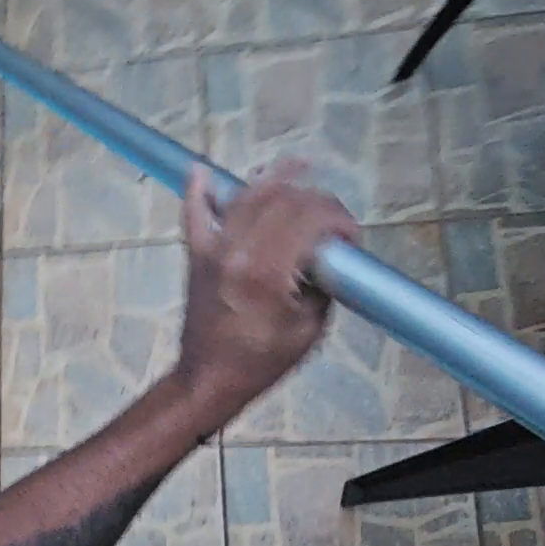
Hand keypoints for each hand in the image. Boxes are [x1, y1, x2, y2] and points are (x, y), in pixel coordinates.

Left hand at [172, 158, 358, 426]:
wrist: (208, 379)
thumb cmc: (262, 360)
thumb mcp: (310, 325)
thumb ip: (321, 281)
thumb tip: (327, 253)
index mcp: (267, 272)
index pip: (310, 218)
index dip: (339, 219)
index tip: (351, 236)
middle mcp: (237, 253)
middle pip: (283, 201)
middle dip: (317, 201)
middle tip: (333, 221)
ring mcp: (212, 252)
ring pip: (246, 198)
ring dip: (275, 178)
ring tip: (299, 166)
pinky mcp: (197, 257)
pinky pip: (194, 216)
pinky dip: (197, 191)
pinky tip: (201, 169)